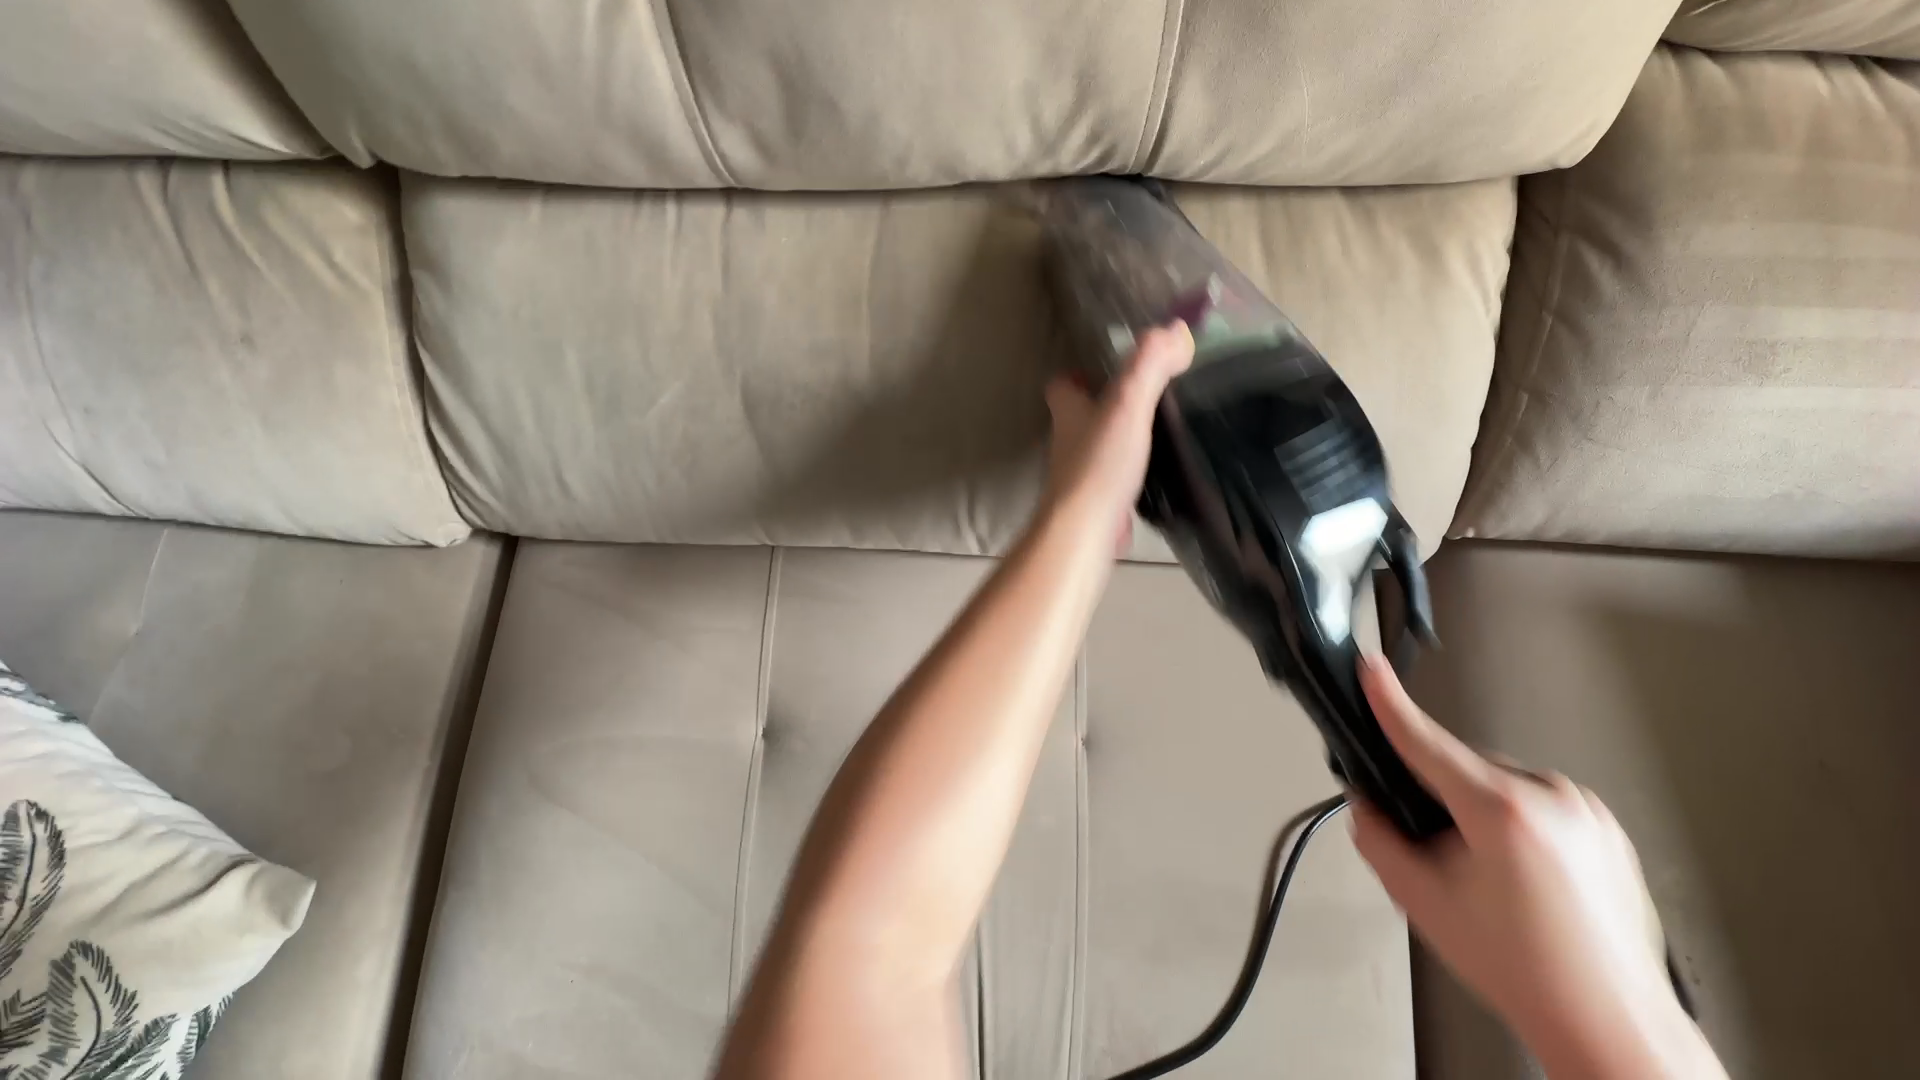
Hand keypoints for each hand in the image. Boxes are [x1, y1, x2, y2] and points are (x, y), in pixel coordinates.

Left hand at [1042, 322, 1193, 547]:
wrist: (1085, 527)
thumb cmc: (1101, 462)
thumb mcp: (1129, 404)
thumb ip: (1150, 366)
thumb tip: (1175, 329)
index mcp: (1069, 411)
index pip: (1062, 384)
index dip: (1078, 374)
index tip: (1105, 369)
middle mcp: (1067, 441)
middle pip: (1079, 416)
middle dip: (1103, 406)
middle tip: (1143, 398)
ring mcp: (1078, 475)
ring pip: (1095, 449)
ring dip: (1118, 441)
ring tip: (1156, 432)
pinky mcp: (1094, 503)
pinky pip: (1112, 481)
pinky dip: (1129, 475)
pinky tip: (1156, 474)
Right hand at [1350, 656, 1723, 1079]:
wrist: (1609, 1024)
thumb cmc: (1521, 968)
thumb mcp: (1421, 900)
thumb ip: (1377, 837)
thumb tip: (1366, 802)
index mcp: (1504, 811)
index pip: (1427, 743)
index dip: (1389, 702)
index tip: (1370, 666)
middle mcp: (1553, 798)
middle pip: (1463, 769)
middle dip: (1439, 798)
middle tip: (1438, 854)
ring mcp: (1588, 812)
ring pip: (1500, 787)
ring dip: (1478, 814)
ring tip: (1489, 880)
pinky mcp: (1607, 829)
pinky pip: (1538, 806)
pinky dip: (1515, 827)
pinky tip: (1520, 881)